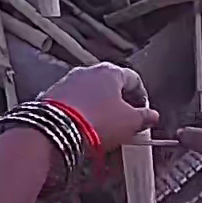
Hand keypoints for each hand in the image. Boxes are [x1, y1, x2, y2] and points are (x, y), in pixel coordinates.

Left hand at [41, 63, 159, 152]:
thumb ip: (143, 117)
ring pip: (89, 94)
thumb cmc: (97, 121)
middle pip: (109, 85)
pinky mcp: (50, 96)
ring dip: (98, 108)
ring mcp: (66, 82)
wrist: (55, 131)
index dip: (141, 96)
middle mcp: (86, 71)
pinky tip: (82, 129)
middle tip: (124, 122)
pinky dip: (80, 114)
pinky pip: (71, 104)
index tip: (143, 112)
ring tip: (103, 128)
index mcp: (110, 71)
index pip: (133, 79)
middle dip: (118, 103)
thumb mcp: (129, 123)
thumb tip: (151, 116)